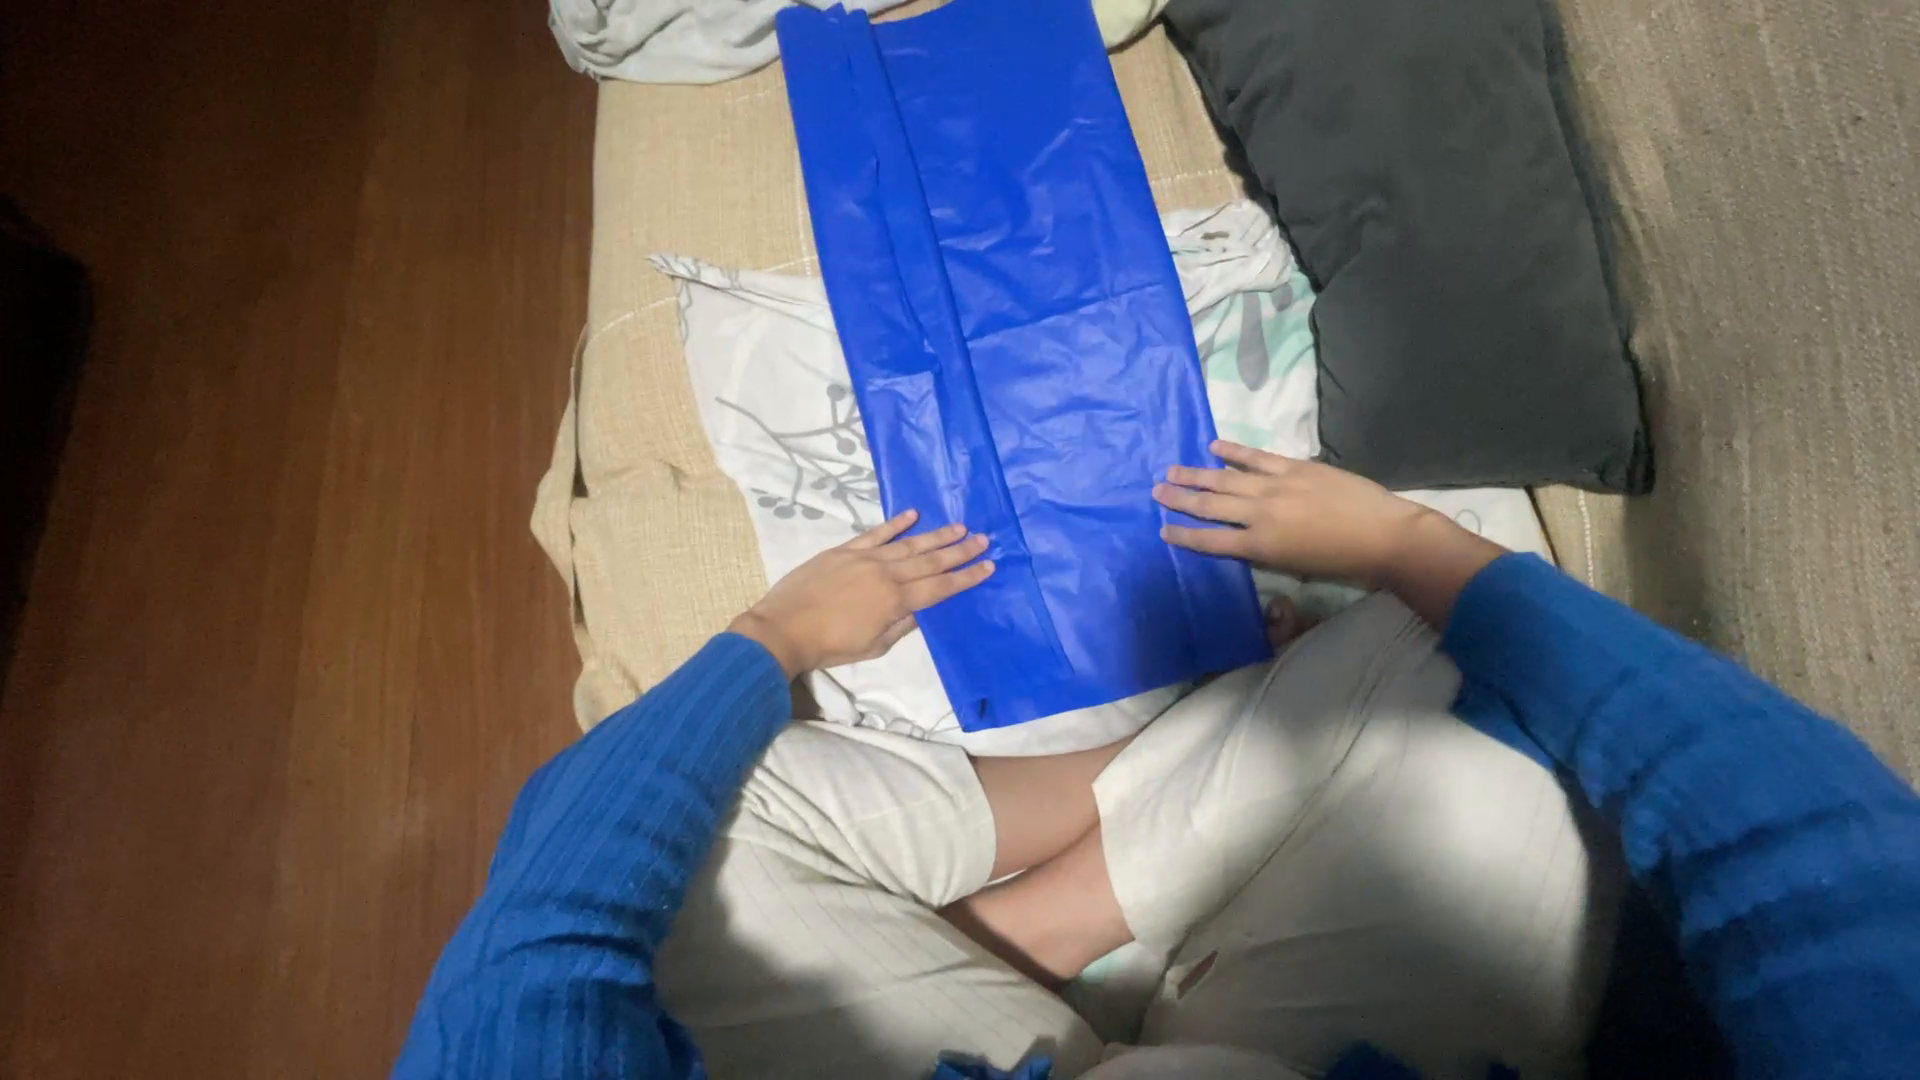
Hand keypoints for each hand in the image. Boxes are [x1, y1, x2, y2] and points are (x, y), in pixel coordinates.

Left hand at [727, 509, 994, 676]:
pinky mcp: (845, 550)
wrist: (784, 629)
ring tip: (960, 526)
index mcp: (897, 601)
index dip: (967, 577)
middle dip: (960, 551)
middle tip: (985, 539)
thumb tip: (923, 610)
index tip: (989, 565)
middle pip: (931, 561)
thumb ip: (902, 626)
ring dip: (937, 535)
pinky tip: (913, 514)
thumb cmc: (830, 646)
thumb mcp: (874, 646)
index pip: (941, 587)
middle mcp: (887, 574)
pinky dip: (895, 523)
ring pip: (909, 543)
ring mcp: (865, 558)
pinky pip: (876, 533)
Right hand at [1152, 440, 1456, 587]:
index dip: (1184, 535)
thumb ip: (1263, 551)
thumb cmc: (1342, 561)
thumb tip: (1243, 538)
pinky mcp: (1294, 468)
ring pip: (1225, 479)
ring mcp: (1275, 487)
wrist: (1385, 536)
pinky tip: (1214, 446)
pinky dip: (1234, 452)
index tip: (1163, 529)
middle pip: (1210, 506)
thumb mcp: (1294, 566)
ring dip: (1196, 475)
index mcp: (1259, 546)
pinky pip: (1256, 458)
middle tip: (1156, 492)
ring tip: (1172, 470)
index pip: (1209, 540)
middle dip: (1180, 499)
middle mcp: (1259, 515)